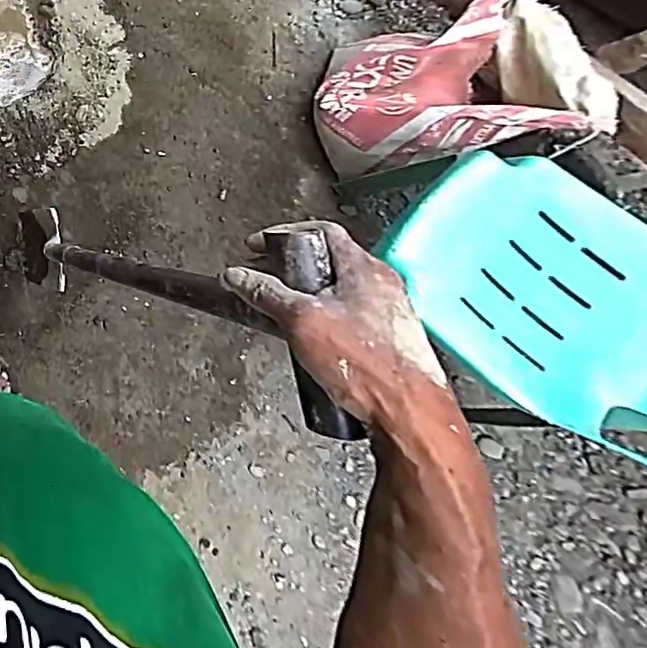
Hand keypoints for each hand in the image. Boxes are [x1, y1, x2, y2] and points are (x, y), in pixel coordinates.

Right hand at [220, 221, 453, 430]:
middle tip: (261, 277)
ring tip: (278, 309)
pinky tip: (306, 335)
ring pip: (336, 288)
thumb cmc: (367, 366)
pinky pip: (348, 314)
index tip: (258, 246)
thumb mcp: (299, 320)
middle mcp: (381, 285)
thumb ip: (264, 293)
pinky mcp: (388, 339)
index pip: (320, 231)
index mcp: (365, 269)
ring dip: (303, 294)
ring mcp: (388, 312)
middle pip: (326, 260)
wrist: (409, 416)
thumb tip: (237, 276)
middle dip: (288, 267)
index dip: (283, 234)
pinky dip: (321, 315)